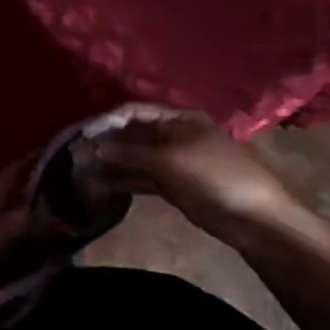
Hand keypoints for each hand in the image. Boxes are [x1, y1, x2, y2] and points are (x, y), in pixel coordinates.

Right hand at [74, 103, 301, 240]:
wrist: (255, 218)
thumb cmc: (215, 177)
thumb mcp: (170, 160)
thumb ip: (130, 152)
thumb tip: (93, 145)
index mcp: (178, 118)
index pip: (134, 111)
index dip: (107, 120)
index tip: (81, 134)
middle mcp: (172, 135)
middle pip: (132, 133)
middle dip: (105, 142)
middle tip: (75, 154)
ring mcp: (173, 161)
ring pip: (135, 158)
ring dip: (111, 162)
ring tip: (81, 171)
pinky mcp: (173, 186)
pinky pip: (142, 178)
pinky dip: (123, 180)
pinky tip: (101, 184)